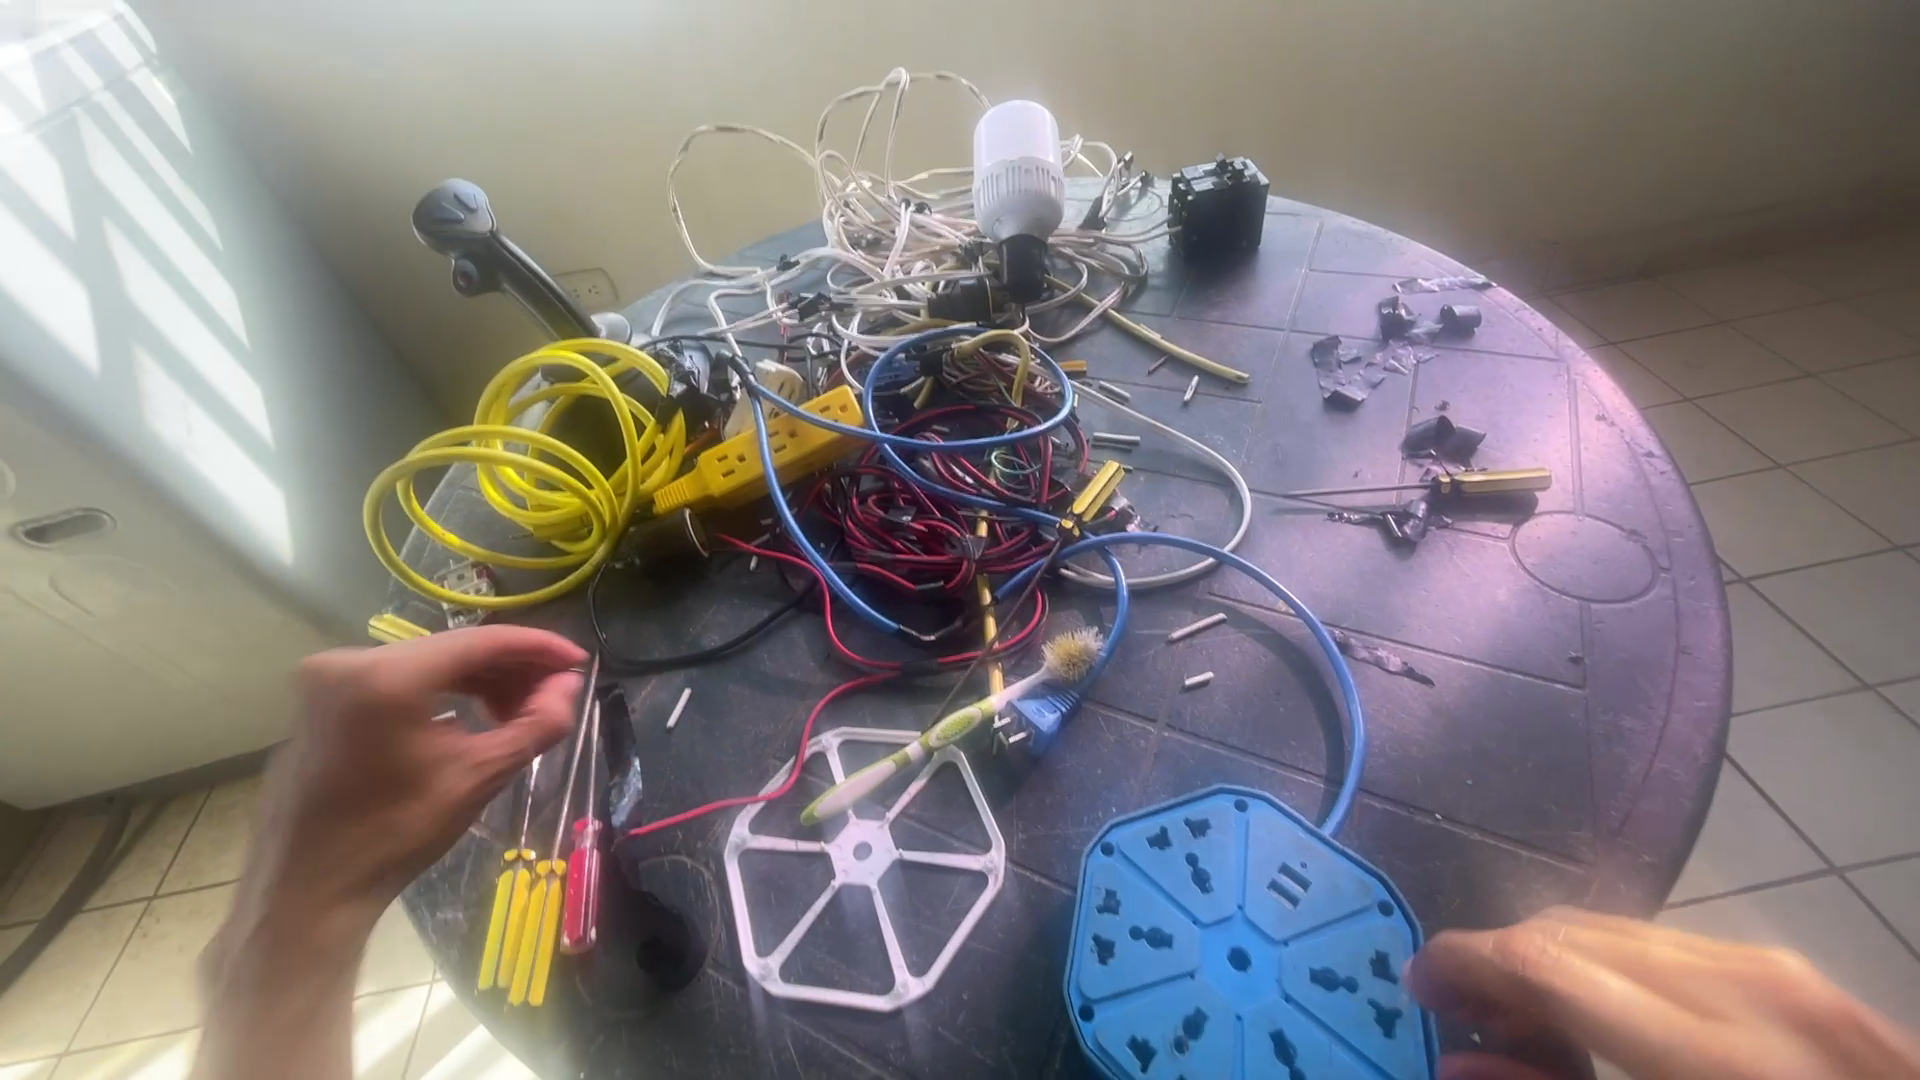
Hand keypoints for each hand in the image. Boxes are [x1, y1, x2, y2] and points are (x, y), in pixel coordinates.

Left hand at [193, 626, 584, 1079]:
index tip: (579, 662)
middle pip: (457, 649)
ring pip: (432, 662)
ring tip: (520, 712)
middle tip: (555, 694)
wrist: (304, 892)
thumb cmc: (396, 833)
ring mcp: (330, 680)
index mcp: (387, 676)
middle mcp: (351, 662)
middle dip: (513, 669)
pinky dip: (446, 692)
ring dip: (483, 681)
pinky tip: (476, 717)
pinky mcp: (323, 700)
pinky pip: (403, 678)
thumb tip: (569, 687)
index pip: (483, 641)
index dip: (540, 647)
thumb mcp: (481, 775)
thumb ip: (537, 723)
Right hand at [1408, 906, 1919, 1079]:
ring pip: (1600, 929)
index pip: (1541, 962)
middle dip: (1495, 967)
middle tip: (1465, 1016)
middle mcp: (1743, 987)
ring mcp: (1773, 970)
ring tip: (1525, 1018)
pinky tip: (1597, 1014)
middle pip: (1560, 934)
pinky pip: (1652, 944)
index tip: (1418, 986)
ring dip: (1542, 965)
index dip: (1461, 965)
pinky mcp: (1788, 971)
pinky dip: (1599, 968)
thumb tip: (1455, 1063)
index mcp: (1717, 1057)